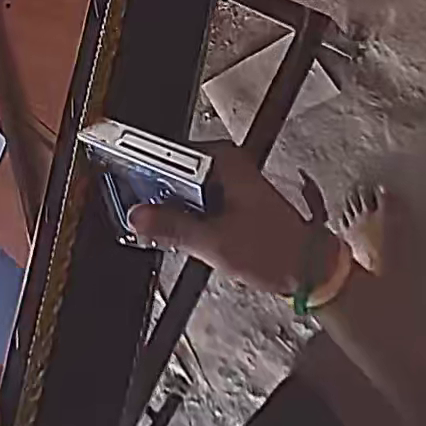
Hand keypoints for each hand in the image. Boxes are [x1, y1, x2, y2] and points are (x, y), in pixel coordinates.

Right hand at [126, 141, 328, 296]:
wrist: (311, 272)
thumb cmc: (274, 251)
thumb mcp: (216, 243)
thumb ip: (172, 228)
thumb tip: (137, 217)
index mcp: (222, 161)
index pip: (167, 152)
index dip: (138, 162)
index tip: (114, 169)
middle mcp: (222, 163)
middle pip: (169, 167)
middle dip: (148, 187)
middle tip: (127, 204)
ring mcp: (222, 179)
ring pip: (177, 184)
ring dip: (161, 202)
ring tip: (145, 220)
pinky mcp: (223, 196)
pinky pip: (188, 197)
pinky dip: (175, 211)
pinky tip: (166, 228)